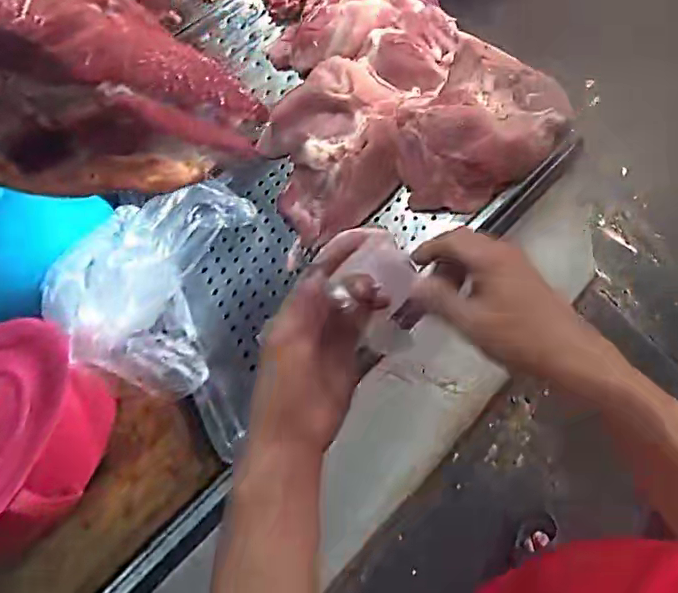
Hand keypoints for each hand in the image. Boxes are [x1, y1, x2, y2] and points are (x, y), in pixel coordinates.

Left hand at [247, 231, 382, 454]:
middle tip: (388, 263)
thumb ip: (305, 307)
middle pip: (341, 284)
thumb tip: (322, 273)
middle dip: (362, 270)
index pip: (320, 272)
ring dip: (372, 292)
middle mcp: (315, 319)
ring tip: (392, 287)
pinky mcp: (349, 357)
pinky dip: (378, 315)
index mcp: (296, 312)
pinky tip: (393, 309)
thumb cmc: (284, 392)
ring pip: (355, 304)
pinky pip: (364, 328)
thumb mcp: (289, 344)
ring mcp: (333, 338)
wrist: (290, 441)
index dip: (341, 253)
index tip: (367, 237)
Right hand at [407, 228, 626, 397]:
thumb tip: (414, 284)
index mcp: (489, 256)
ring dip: (457, 266)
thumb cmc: (519, 338)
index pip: (450, 238)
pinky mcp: (525, 275)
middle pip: (464, 241)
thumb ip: (440, 301)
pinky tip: (469, 299)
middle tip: (424, 280)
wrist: (570, 353)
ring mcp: (517, 261)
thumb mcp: (471, 323)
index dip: (427, 248)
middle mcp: (503, 250)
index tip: (410, 264)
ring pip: (477, 253)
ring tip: (444, 294)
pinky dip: (472, 273)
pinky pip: (490, 263)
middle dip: (440, 257)